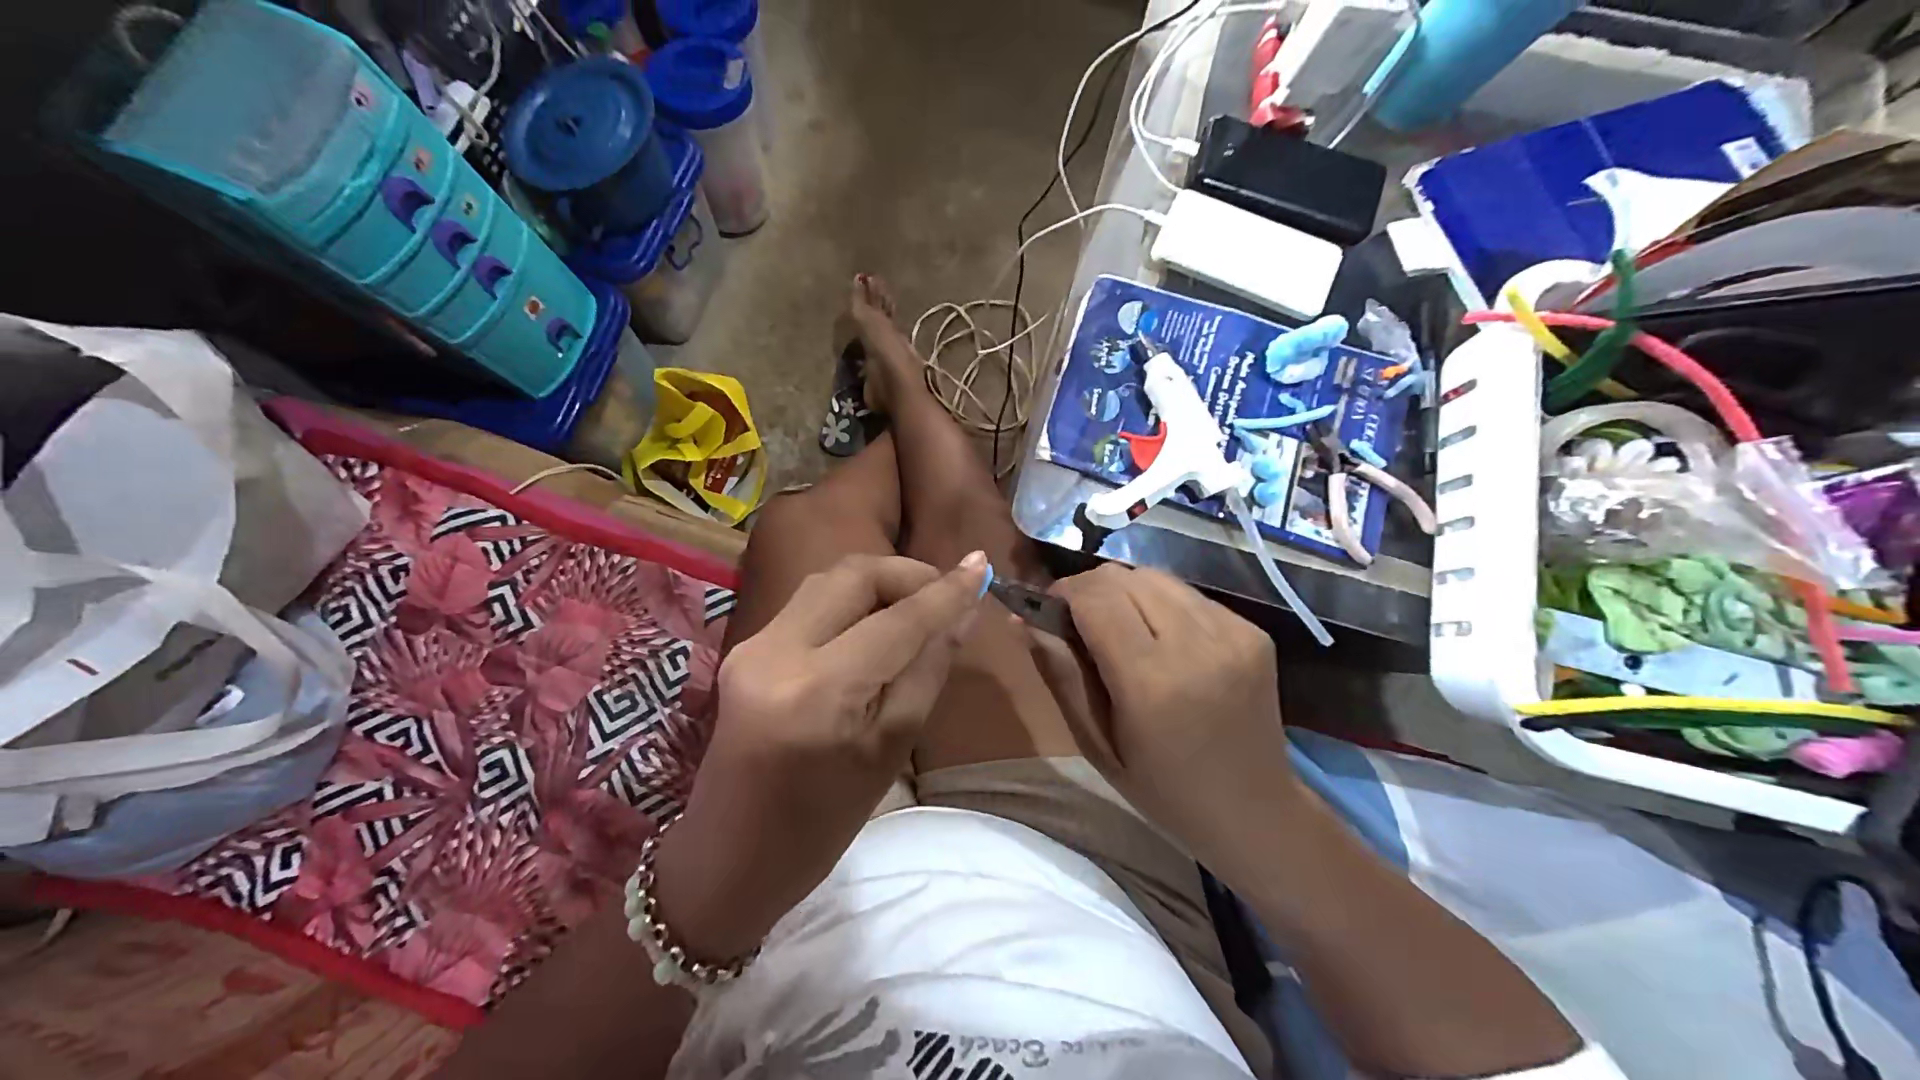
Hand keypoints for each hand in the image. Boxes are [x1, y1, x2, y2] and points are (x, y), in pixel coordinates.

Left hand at [653, 552, 989, 959]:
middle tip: (945, 596)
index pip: (897, 620)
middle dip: (907, 574)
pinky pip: (808, 604)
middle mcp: (777, 652)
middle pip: (854, 575)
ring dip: (879, 584)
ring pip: (828, 581)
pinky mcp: (744, 648)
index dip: (946, 591)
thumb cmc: (821, 826)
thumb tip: (962, 614)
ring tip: (916, 609)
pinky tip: (875, 627)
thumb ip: (927, 672)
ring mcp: (752, 646)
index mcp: (818, 692)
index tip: (983, 566)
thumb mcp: (889, 753)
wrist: (729, 858)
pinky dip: (851, 603)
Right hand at [1027, 563, 1302, 878]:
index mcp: (1152, 683)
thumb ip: (1060, 674)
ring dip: (1126, 593)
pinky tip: (1162, 641)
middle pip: (1124, 577)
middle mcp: (1197, 645)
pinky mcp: (1253, 631)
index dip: (1062, 593)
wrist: (1256, 811)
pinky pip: (1189, 595)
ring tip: (1121, 630)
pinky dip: (1162, 605)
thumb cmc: (1164, 791)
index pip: (1095, 598)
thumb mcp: (1097, 744)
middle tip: (1079, 623)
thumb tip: (1022, 618)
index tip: (1049, 611)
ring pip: (1156, 577)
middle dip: (1090, 590)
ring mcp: (1233, 633)